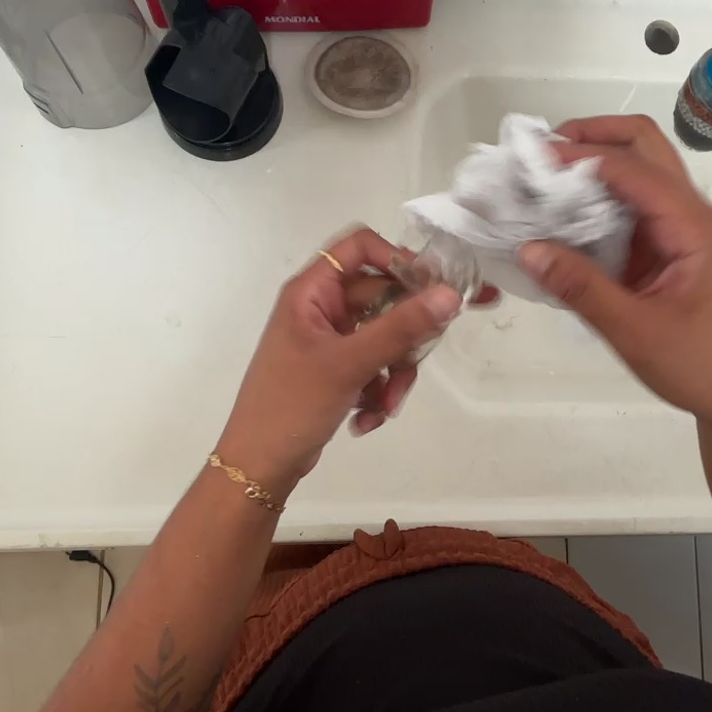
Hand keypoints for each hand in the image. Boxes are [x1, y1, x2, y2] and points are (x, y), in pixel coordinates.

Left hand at [217, 227, 495, 498]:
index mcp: (312, 291)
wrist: (260, 465)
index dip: (399, 258)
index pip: (360, 247)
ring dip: (394, 372)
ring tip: (388, 404)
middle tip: (425, 354)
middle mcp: (321, 308)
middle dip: (404, 337)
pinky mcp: (337, 371)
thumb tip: (450, 295)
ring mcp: (329, 341)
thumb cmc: (292, 405)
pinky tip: (368, 419)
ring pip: (384, 338)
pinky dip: (379, 391)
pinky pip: (374, 366)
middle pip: (382, 298)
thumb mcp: (350, 363)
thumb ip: (402, 327)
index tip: (434, 287)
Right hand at [517, 115, 711, 425]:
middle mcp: (691, 214)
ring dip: (593, 166)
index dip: (582, 158)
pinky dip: (596, 201)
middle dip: (593, 139)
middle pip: (644, 148)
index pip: (633, 169)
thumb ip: (581, 288)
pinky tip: (561, 217)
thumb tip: (528, 249)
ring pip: (638, 173)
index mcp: (693, 226)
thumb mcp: (633, 330)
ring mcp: (681, 229)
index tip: (532, 162)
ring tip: (542, 180)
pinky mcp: (668, 247)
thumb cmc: (697, 365)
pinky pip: (631, 208)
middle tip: (540, 153)